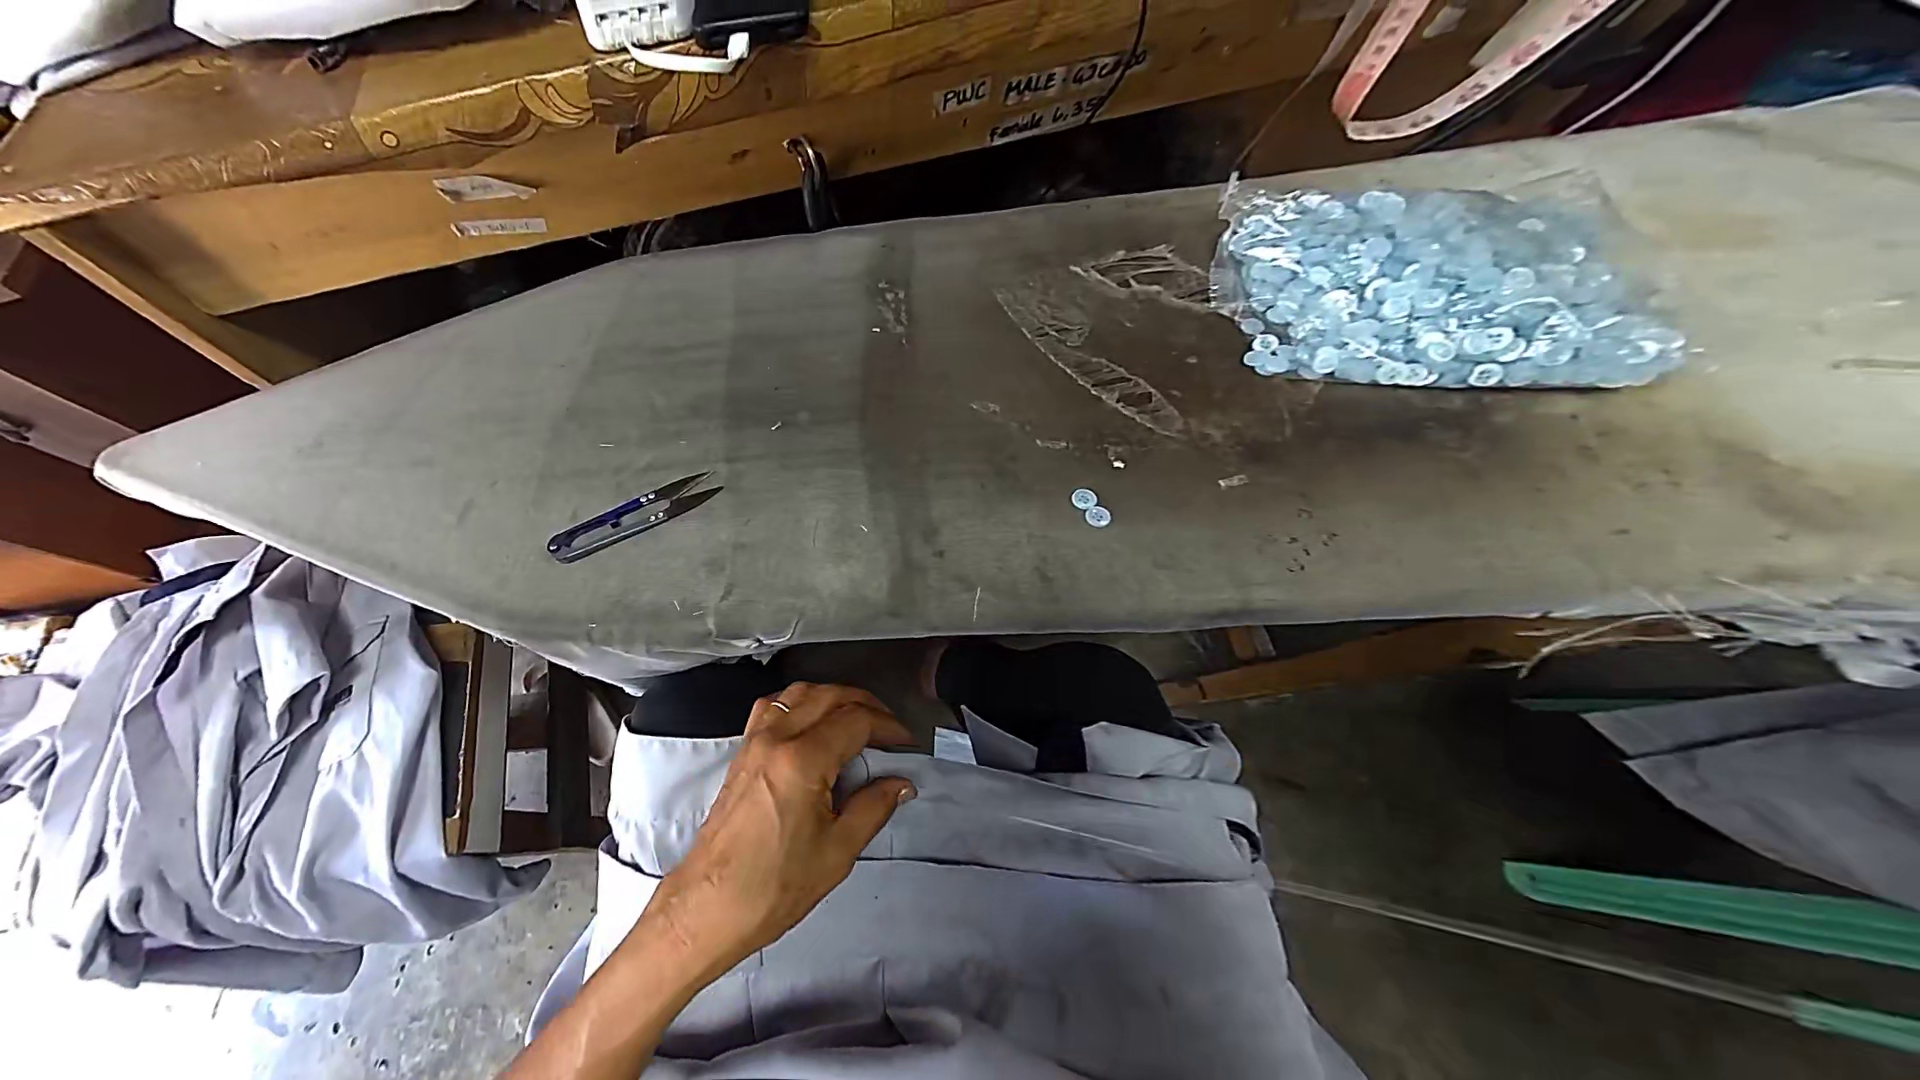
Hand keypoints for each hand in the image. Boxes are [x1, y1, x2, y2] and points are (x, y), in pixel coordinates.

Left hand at [504, 683, 915, 1079]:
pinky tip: (813, 721)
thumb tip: (901, 783)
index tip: (908, 745)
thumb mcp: (837, 852)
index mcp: (803, 760)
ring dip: (834, 696)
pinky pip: (774, 707)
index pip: (856, 721)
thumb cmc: (773, 886)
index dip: (889, 727)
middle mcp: (776, 739)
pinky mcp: (741, 753)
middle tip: (890, 728)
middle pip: (830, 695)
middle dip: (868, 704)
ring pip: (800, 693)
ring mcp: (754, 742)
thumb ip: (873, 807)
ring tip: (858, 717)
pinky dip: (801, 702)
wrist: (705, 910)